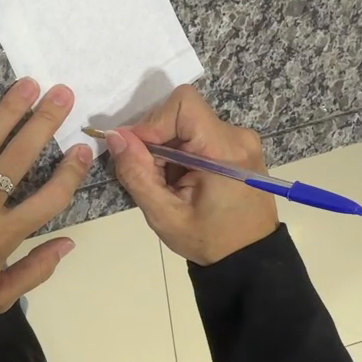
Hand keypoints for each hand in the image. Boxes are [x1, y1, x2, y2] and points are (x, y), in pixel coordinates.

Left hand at [0, 75, 92, 323]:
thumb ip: (36, 271)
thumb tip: (70, 243)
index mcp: (2, 237)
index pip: (48, 200)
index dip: (70, 174)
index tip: (83, 149)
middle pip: (17, 161)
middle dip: (43, 124)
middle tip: (62, 93)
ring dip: (5, 112)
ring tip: (27, 84)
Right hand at [105, 85, 278, 265]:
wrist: (248, 257)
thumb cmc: (208, 240)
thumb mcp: (164, 215)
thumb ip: (136, 173)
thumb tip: (114, 136)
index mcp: (224, 150)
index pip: (183, 104)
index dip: (153, 122)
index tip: (140, 154)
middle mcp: (237, 135)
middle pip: (181, 114)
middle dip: (156, 141)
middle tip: (153, 177)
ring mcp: (239, 139)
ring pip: (185, 124)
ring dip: (166, 149)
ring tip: (168, 183)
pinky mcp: (235, 146)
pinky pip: (196, 135)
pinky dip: (179, 153)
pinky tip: (181, 180)